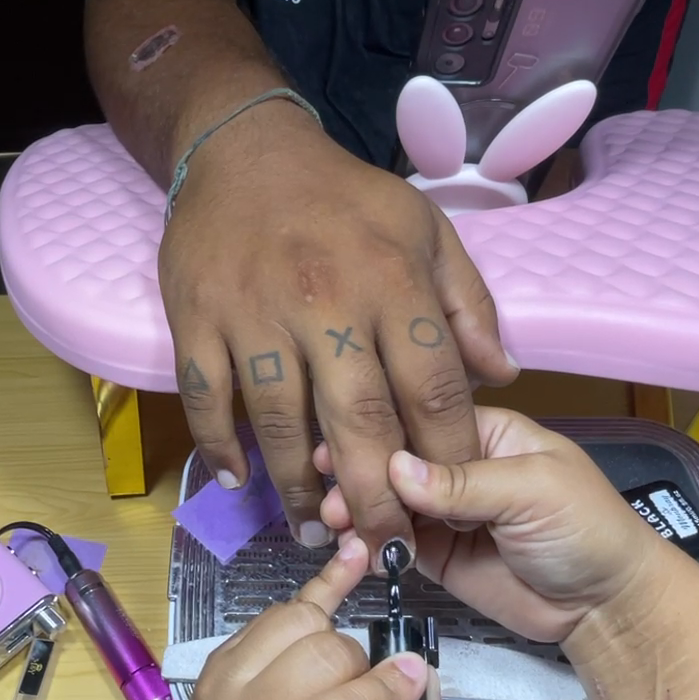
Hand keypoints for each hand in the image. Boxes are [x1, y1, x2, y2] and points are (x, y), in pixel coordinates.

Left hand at [157, 537, 456, 699]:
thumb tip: (428, 685)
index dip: (384, 692)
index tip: (416, 676)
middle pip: (319, 662)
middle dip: (364, 667)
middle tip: (368, 689)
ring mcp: (221, 690)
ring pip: (298, 624)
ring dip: (337, 638)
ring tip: (342, 667)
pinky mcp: (218, 658)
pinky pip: (276, 609)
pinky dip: (320, 585)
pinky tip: (355, 557)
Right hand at [160, 101, 517, 560]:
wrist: (242, 152)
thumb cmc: (342, 198)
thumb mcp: (425, 228)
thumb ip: (468, 302)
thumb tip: (502, 373)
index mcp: (391, 279)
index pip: (431, 384)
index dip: (445, 452)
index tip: (447, 498)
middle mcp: (324, 303)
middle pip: (358, 421)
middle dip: (376, 497)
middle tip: (384, 547)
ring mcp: (252, 315)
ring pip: (278, 422)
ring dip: (295, 488)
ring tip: (312, 530)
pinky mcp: (196, 321)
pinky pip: (206, 399)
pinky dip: (218, 447)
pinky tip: (237, 481)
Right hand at [317, 407, 673, 641]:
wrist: (603, 606)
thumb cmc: (585, 529)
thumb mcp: (533, 490)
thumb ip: (464, 481)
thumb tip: (395, 468)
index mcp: (481, 432)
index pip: (419, 420)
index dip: (378, 433)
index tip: (337, 446)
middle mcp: (452, 466)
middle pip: (393, 463)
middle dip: (359, 477)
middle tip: (333, 496)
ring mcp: (439, 512)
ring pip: (386, 503)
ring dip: (358, 512)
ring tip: (338, 525)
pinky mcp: (432, 553)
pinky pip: (392, 543)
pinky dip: (370, 545)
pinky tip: (354, 549)